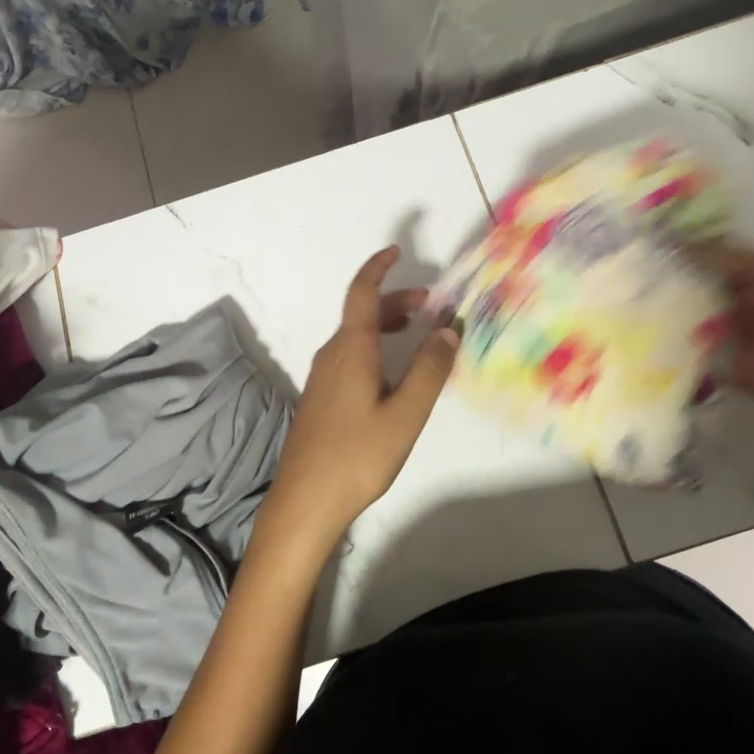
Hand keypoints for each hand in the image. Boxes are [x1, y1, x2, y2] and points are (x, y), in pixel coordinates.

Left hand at [265, 247, 459, 541]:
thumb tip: (448, 330)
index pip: (362, 293)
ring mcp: (322, 378)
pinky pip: (350, 357)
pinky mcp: (321, 399)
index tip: (397, 252)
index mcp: (351, 350)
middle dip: (394, 301)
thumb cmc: (357, 455)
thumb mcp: (405, 414)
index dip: (378, 267)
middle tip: (430, 306)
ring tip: (416, 333)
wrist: (304, 501)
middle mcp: (332, 355)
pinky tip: (393, 374)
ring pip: (355, 336)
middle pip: (361, 313)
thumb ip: (429, 370)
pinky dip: (374, 348)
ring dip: (385, 325)